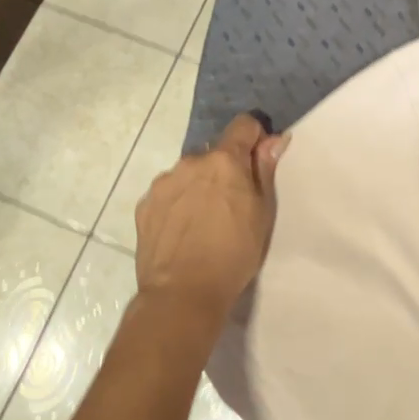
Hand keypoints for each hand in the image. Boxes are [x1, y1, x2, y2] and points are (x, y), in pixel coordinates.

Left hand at [134, 112, 288, 318]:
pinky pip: (167, 194)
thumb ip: (265, 170)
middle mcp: (191, 161)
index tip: (257, 162)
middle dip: (223, 170)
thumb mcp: (262, 213)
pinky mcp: (144, 205)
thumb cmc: (233, 254)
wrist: (182, 294)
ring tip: (202, 223)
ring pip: (188, 173)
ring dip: (198, 186)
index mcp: (224, 159)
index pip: (243, 125)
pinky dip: (176, 204)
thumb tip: (274, 139)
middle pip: (214, 154)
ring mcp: (164, 182)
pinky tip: (181, 232)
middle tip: (230, 205)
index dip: (254, 138)